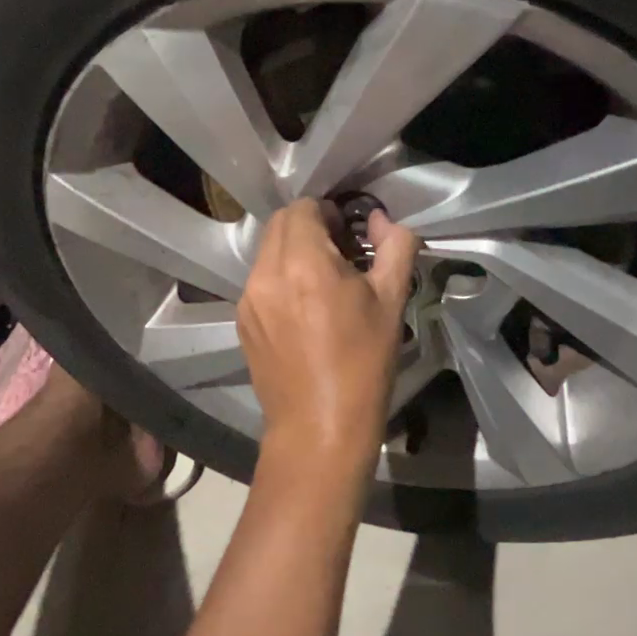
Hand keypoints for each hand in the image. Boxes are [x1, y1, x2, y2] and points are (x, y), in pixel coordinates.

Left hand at [236, 199, 420, 456]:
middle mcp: (267, 272)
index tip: (350, 234)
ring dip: (293, 250)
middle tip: (339, 252)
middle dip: (309, 226)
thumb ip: (394, 247)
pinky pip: (260, 279)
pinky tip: (304, 308)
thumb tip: (381, 220)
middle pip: (281, 223)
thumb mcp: (391, 301)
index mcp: (303, 262)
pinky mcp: (242, 320)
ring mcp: (248, 297)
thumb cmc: (363, 364)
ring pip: (268, 251)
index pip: (304, 207)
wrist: (319, 427)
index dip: (329, 212)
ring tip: (322, 281)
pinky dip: (280, 277)